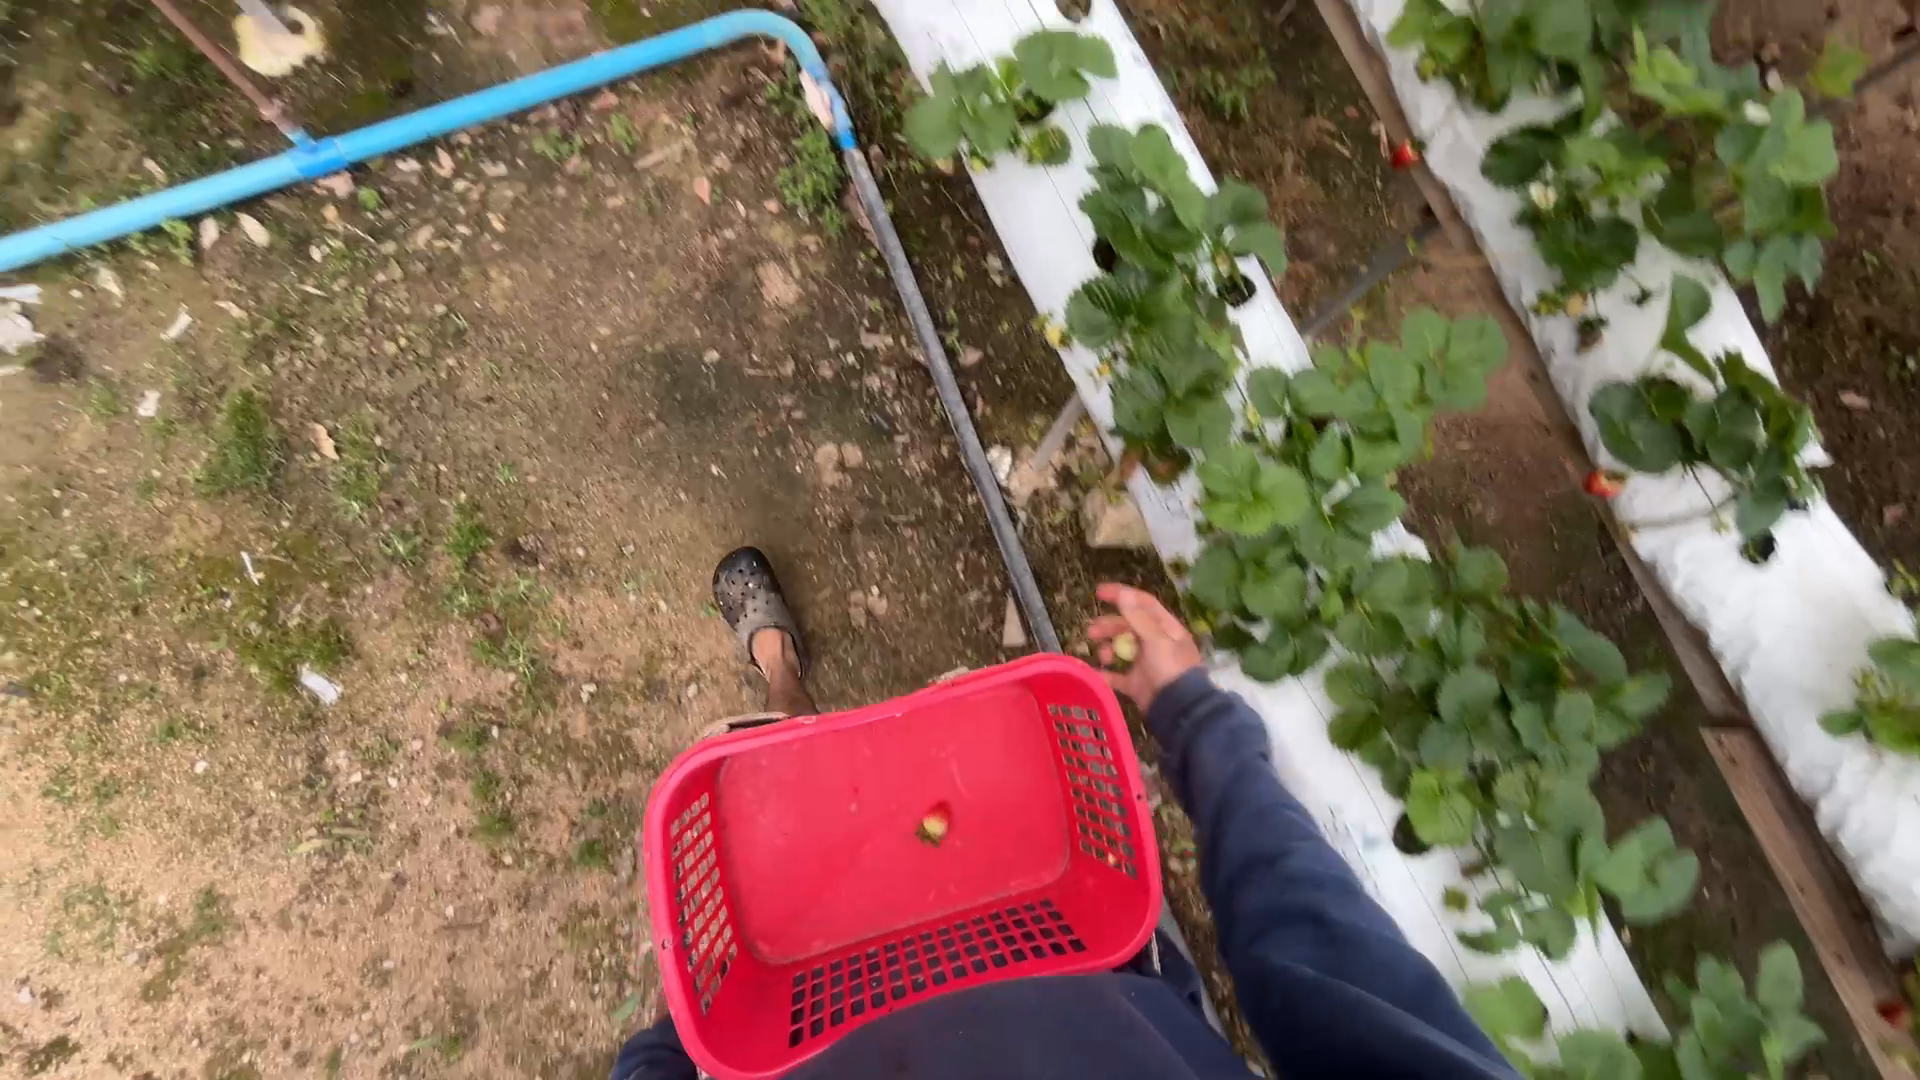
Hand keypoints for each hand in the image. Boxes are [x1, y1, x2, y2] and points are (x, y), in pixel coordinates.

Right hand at [1087, 583, 1203, 714]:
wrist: (1178, 710)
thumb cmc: (1170, 669)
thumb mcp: (1156, 640)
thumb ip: (1137, 618)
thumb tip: (1123, 593)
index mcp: (1166, 629)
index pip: (1143, 604)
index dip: (1121, 595)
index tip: (1099, 592)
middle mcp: (1156, 643)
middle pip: (1127, 627)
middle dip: (1108, 626)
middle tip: (1091, 631)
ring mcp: (1146, 664)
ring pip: (1120, 650)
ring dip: (1107, 650)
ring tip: (1103, 656)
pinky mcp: (1137, 683)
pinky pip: (1117, 675)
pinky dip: (1105, 674)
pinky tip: (1095, 672)